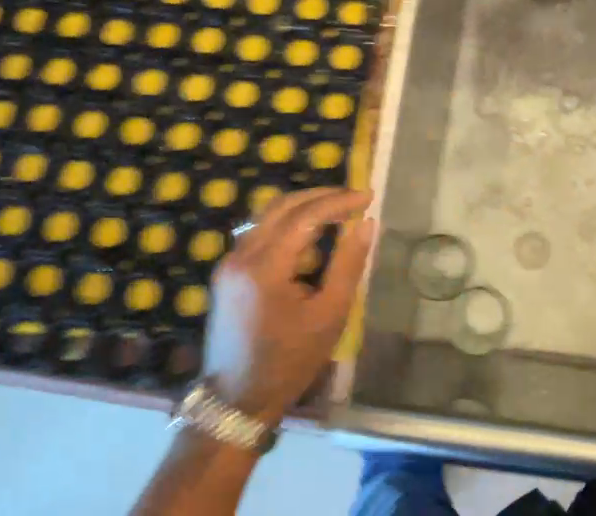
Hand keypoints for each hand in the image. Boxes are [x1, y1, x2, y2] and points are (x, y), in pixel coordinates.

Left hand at [203, 188, 376, 424]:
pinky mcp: (227, 274)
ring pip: (268, 216)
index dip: (339, 202)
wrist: (236, 400)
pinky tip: (310, 234)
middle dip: (320, 196)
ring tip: (337, 211)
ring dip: (303, 208)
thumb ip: (348, 265)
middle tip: (354, 196)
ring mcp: (229, 263)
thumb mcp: (329, 316)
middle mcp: (241, 256)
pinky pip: (259, 233)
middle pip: (282, 206)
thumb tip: (366, 224)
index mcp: (265, 267)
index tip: (368, 196)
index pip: (305, 216)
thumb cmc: (288, 362)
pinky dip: (287, 224)